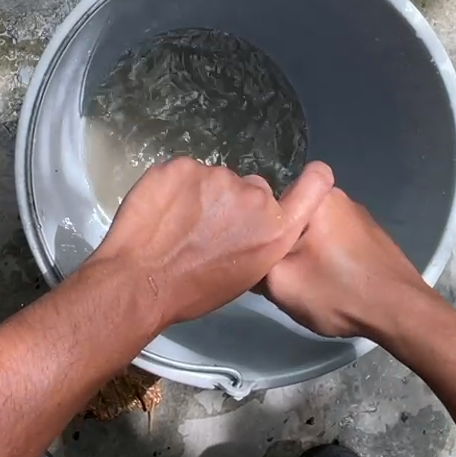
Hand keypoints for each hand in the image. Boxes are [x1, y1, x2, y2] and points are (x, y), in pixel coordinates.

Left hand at [85, 157, 334, 328]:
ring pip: (213, 178)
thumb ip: (258, 240)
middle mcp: (254, 197)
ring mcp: (217, 176)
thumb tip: (248, 224)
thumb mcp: (243, 275)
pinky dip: (173, 186)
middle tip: (205, 227)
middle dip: (234, 201)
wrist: (140, 281)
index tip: (314, 173)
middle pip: (250, 187)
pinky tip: (161, 210)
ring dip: (200, 193)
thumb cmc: (193, 290)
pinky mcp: (182, 165)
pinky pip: (183, 171)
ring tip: (177, 223)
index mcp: (275, 231)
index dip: (314, 179)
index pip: (313, 189)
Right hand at [261, 188, 435, 338]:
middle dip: (283, 240)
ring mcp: (358, 216)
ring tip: (307, 280)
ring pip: (313, 228)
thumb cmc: (338, 291)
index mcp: (317, 197)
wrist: (401, 312)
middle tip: (282, 270)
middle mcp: (339, 197)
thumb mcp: (279, 283)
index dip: (260, 224)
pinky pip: (334, 238)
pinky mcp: (371, 235)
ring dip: (305, 250)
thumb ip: (254, 262)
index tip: (260, 250)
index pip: (270, 199)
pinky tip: (332, 281)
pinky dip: (327, 256)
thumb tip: (247, 256)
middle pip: (292, 214)